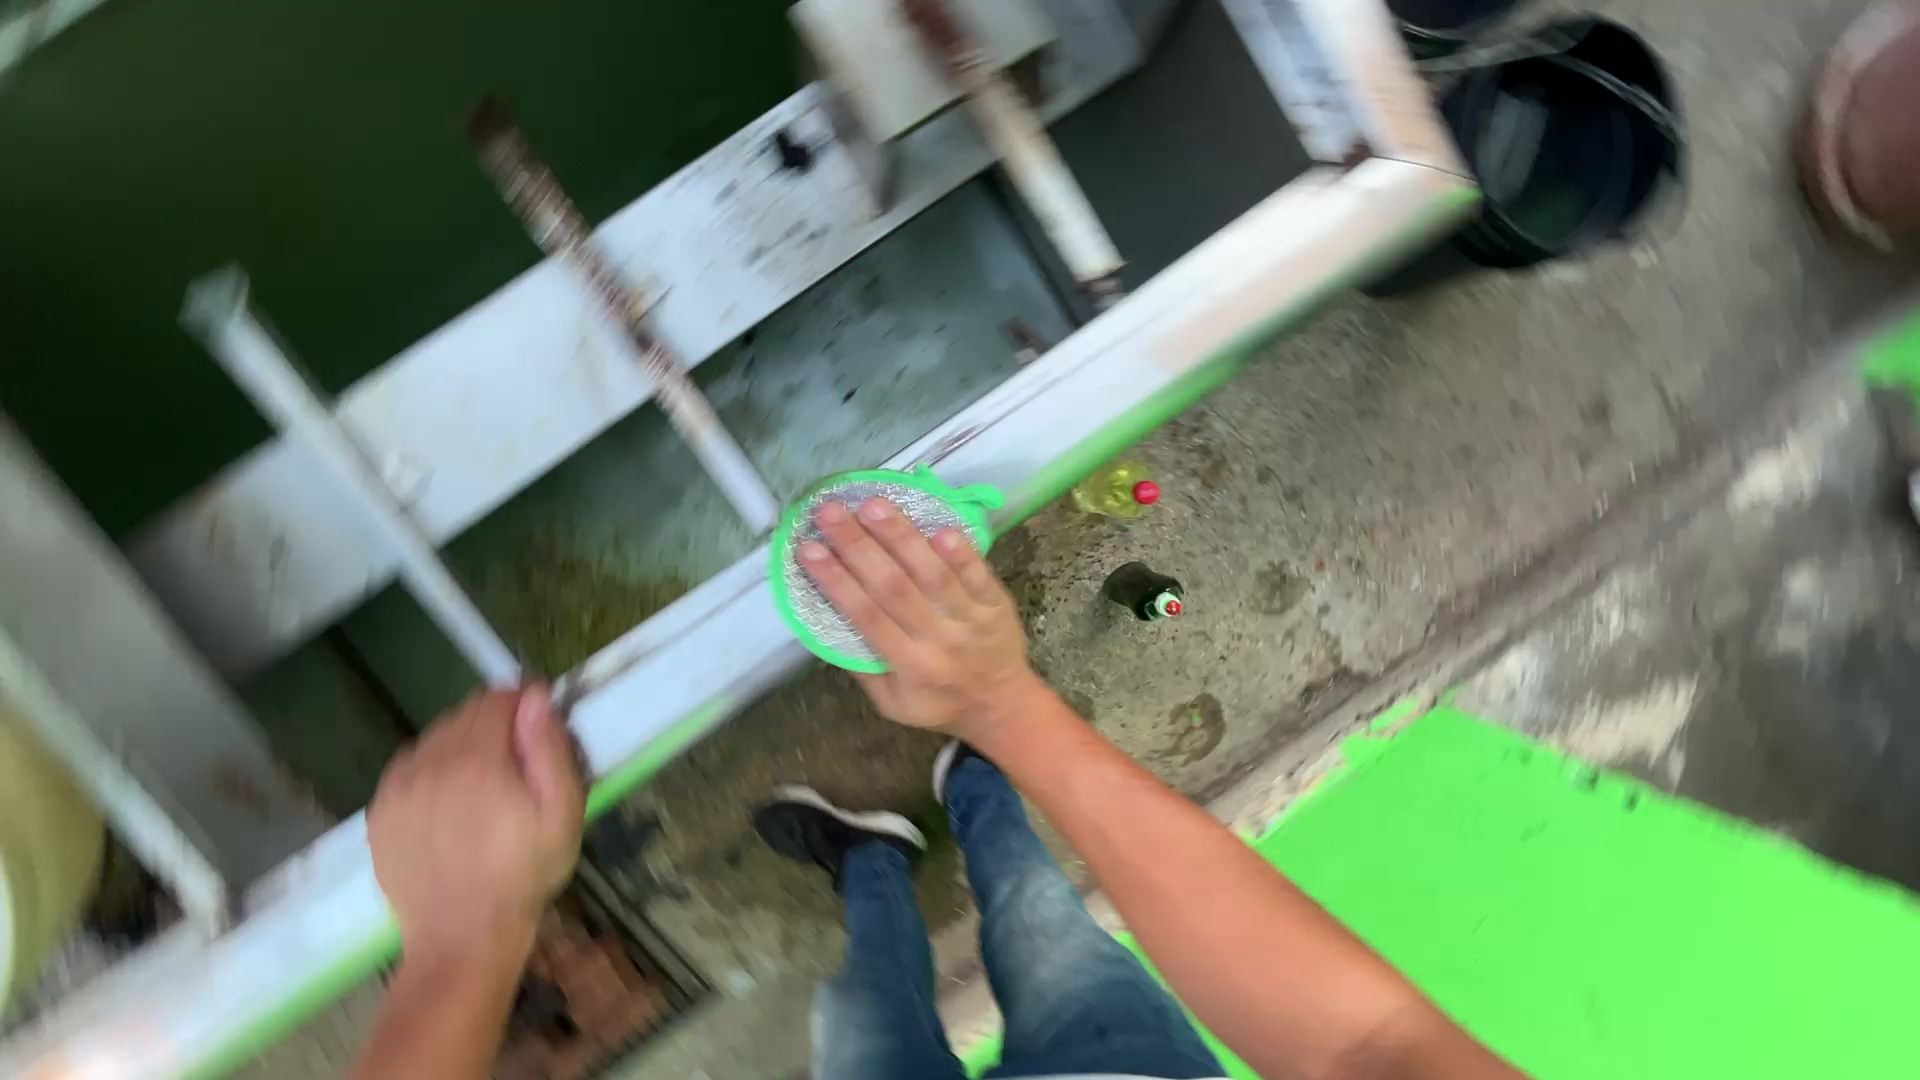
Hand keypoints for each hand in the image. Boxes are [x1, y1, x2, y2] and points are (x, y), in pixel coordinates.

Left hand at [366, 685, 583, 972]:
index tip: (540, 718)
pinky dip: (432, 765)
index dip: (523, 700)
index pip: (497, 699)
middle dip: (495, 719)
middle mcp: (431, 765)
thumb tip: (534, 698)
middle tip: (520, 751)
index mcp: (479, 760)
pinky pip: (408, 766)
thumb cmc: (526, 870)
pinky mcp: (380, 814)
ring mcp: (399, 790)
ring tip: (487, 773)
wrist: (463, 936)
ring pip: (434, 738)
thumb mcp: (562, 810)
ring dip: (463, 741)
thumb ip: (549, 748)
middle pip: (464, 714)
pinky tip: (451, 793)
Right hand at [799, 497, 1044, 738]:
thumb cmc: (938, 701)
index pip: (866, 615)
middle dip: (858, 546)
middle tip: (831, 512)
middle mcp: (938, 640)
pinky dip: (959, 552)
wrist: (1003, 706)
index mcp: (908, 666)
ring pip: (933, 574)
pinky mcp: (996, 603)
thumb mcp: (892, 702)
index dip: (836, 581)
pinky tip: (938, 526)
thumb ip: (862, 666)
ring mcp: (971, 620)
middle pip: (894, 587)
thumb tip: (825, 620)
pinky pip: (977, 575)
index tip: (808, 549)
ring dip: (901, 537)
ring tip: (873, 506)